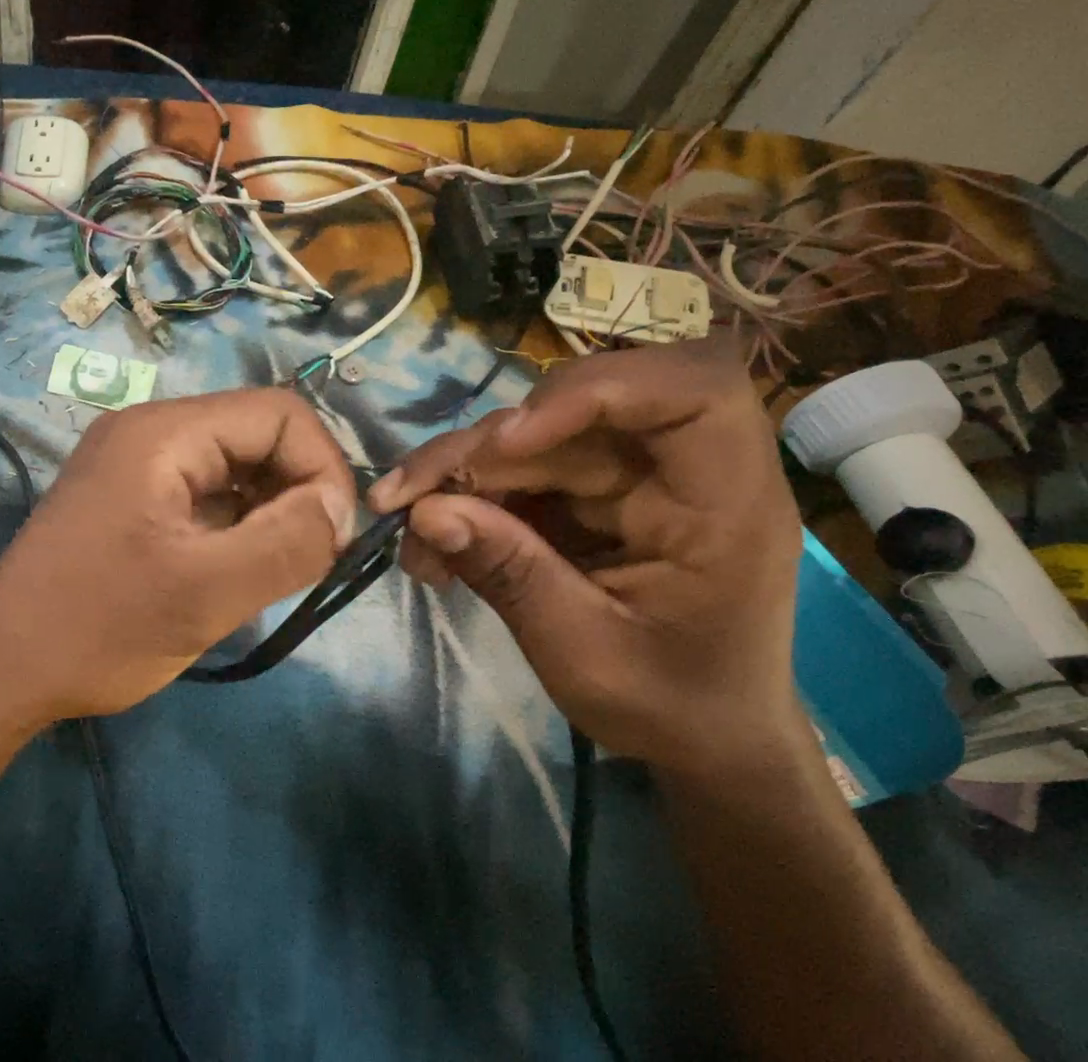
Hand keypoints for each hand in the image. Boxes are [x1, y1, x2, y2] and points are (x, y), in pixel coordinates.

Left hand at [0, 388, 356, 723]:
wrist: (1, 672)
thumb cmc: (99, 630)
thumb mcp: (207, 592)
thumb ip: (288, 542)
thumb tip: (339, 509)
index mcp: (162, 433)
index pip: (279, 413)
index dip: (323, 469)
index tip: (335, 540)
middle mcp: (146, 433)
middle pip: (255, 437)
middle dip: (296, 494)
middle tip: (303, 565)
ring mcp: (130, 468)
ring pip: (232, 471)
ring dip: (266, 516)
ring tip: (266, 576)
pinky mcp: (124, 503)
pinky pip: (201, 498)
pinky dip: (232, 530)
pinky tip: (229, 576)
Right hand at [368, 343, 806, 775]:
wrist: (701, 737)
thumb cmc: (668, 704)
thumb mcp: (583, 653)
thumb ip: (510, 575)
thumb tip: (425, 512)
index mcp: (725, 504)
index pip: (686, 391)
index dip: (592, 392)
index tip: (504, 443)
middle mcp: (681, 473)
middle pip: (579, 412)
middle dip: (482, 447)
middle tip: (404, 499)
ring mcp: (634, 481)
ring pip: (538, 439)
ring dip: (461, 474)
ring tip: (405, 526)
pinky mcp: (596, 498)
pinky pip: (524, 474)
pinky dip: (470, 498)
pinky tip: (433, 538)